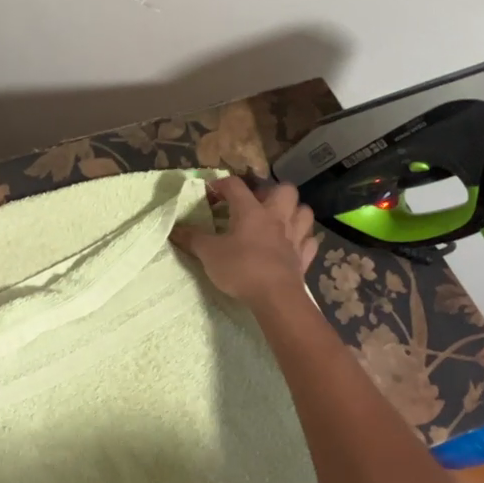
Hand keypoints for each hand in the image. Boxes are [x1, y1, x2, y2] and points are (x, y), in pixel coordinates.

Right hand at [171, 177, 318, 307]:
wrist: (276, 297)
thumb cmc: (241, 268)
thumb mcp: (208, 253)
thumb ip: (191, 238)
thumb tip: (174, 228)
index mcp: (251, 211)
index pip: (235, 185)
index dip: (221, 185)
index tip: (211, 194)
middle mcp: (276, 217)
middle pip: (284, 189)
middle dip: (271, 192)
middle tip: (255, 204)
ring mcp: (294, 236)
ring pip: (304, 211)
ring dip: (293, 211)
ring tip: (277, 220)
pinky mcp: (304, 256)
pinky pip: (309, 239)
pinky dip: (302, 238)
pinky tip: (291, 243)